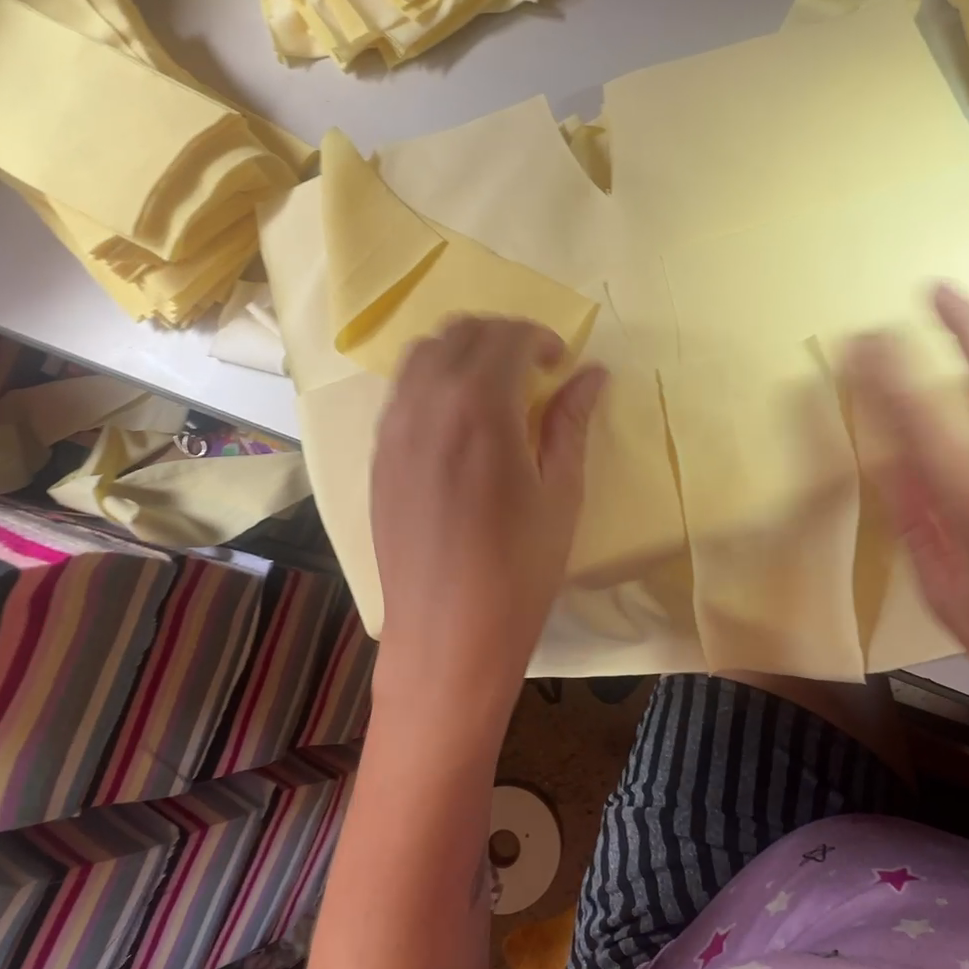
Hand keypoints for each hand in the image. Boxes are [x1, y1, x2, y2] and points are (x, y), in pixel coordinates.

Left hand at [369, 317, 606, 717]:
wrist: (447, 637)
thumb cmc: (520, 571)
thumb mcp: (562, 495)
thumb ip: (572, 423)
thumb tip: (592, 374)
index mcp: (481, 408)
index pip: (507, 337)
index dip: (541, 338)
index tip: (562, 361)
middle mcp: (428, 404)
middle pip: (462, 332)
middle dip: (503, 336)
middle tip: (534, 369)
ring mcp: (393, 429)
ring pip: (422, 354)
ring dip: (464, 352)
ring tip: (494, 387)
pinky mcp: (377, 456)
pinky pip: (402, 391)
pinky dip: (433, 381)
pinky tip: (458, 420)